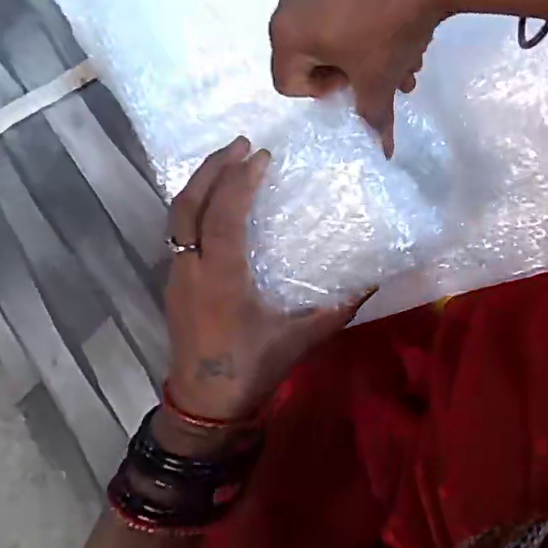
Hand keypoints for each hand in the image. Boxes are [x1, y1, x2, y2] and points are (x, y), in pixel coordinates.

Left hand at [163, 138, 366, 423]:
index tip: (262, 156)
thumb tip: (374, 281)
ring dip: (201, 183)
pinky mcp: (173, 280)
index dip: (240, 182)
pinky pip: (178, 229)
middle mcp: (192, 268)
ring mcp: (176, 273)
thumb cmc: (251, 368)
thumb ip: (338, 309)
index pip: (223, 216)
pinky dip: (195, 203)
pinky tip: (217, 200)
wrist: (203, 403)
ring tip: (229, 161)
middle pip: (189, 205)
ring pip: (177, 215)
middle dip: (213, 168)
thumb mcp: (300, 338)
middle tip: (242, 143)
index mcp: (220, 278)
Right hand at [268, 0, 454, 156]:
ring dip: (366, 56)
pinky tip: (403, 32)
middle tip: (383, 74)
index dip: (326, 93)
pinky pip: (343, 10)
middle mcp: (290, 3)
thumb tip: (384, 152)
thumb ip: (374, 118)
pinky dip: (367, 28)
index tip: (357, 82)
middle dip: (352, 75)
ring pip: (334, 36)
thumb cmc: (389, 30)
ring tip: (405, 60)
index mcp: (286, 33)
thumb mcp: (378, 81)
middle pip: (312, 59)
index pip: (290, 84)